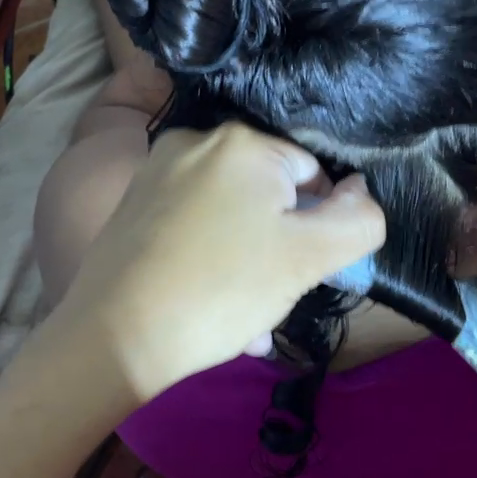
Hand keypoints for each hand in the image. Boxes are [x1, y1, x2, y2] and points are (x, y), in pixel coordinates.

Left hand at [50, 123, 384, 400]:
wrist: (115, 336)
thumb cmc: (220, 290)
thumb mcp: (309, 258)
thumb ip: (358, 220)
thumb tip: (361, 193)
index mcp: (243, 142)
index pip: (313, 176)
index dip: (317, 228)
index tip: (298, 272)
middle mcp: (196, 141)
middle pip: (269, 196)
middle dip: (279, 250)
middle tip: (267, 301)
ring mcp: (158, 172)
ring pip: (232, 216)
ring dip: (248, 265)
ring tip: (239, 318)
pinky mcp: (134, 205)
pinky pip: (194, 227)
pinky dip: (210, 261)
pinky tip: (207, 304)